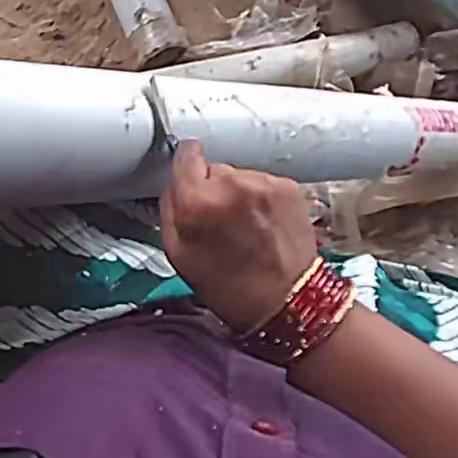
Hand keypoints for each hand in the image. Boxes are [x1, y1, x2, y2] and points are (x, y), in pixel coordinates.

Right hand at [158, 141, 319, 331]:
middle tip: (220, 221)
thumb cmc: (229, 286)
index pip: (186, 156)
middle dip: (213, 189)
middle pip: (214, 169)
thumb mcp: (178, 255)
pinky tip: (264, 225)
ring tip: (245, 227)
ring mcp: (263, 184)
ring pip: (240, 176)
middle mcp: (232, 184)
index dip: (186, 164)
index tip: (189, 171)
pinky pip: (263, 183)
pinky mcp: (288, 187)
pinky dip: (261, 198)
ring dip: (238, 193)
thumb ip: (170, 210)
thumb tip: (175, 184)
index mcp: (197, 202)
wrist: (286, 301)